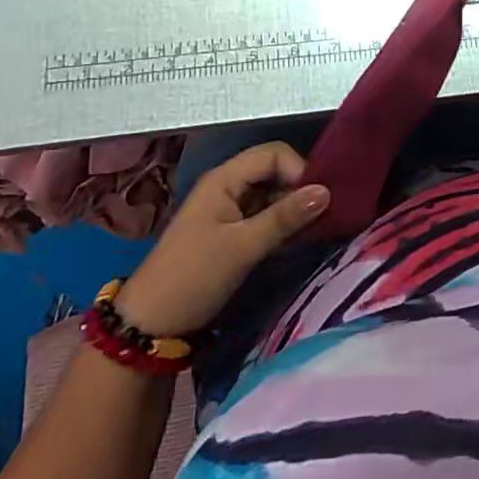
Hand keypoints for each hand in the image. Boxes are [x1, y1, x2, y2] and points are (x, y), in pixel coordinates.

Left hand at [111, 142, 327, 335]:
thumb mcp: (244, 246)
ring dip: (294, 209)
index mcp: (224, 180)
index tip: (317, 199)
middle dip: (300, 188)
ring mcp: (230, 210)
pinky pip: (267, 216)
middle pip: (274, 171)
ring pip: (273, 195)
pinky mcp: (234, 232)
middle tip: (322, 215)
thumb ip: (285, 217)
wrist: (152, 324)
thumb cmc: (194, 277)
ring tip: (315, 228)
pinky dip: (284, 224)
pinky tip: (299, 239)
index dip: (298, 169)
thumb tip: (327, 191)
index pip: (273, 154)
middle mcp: (228, 187)